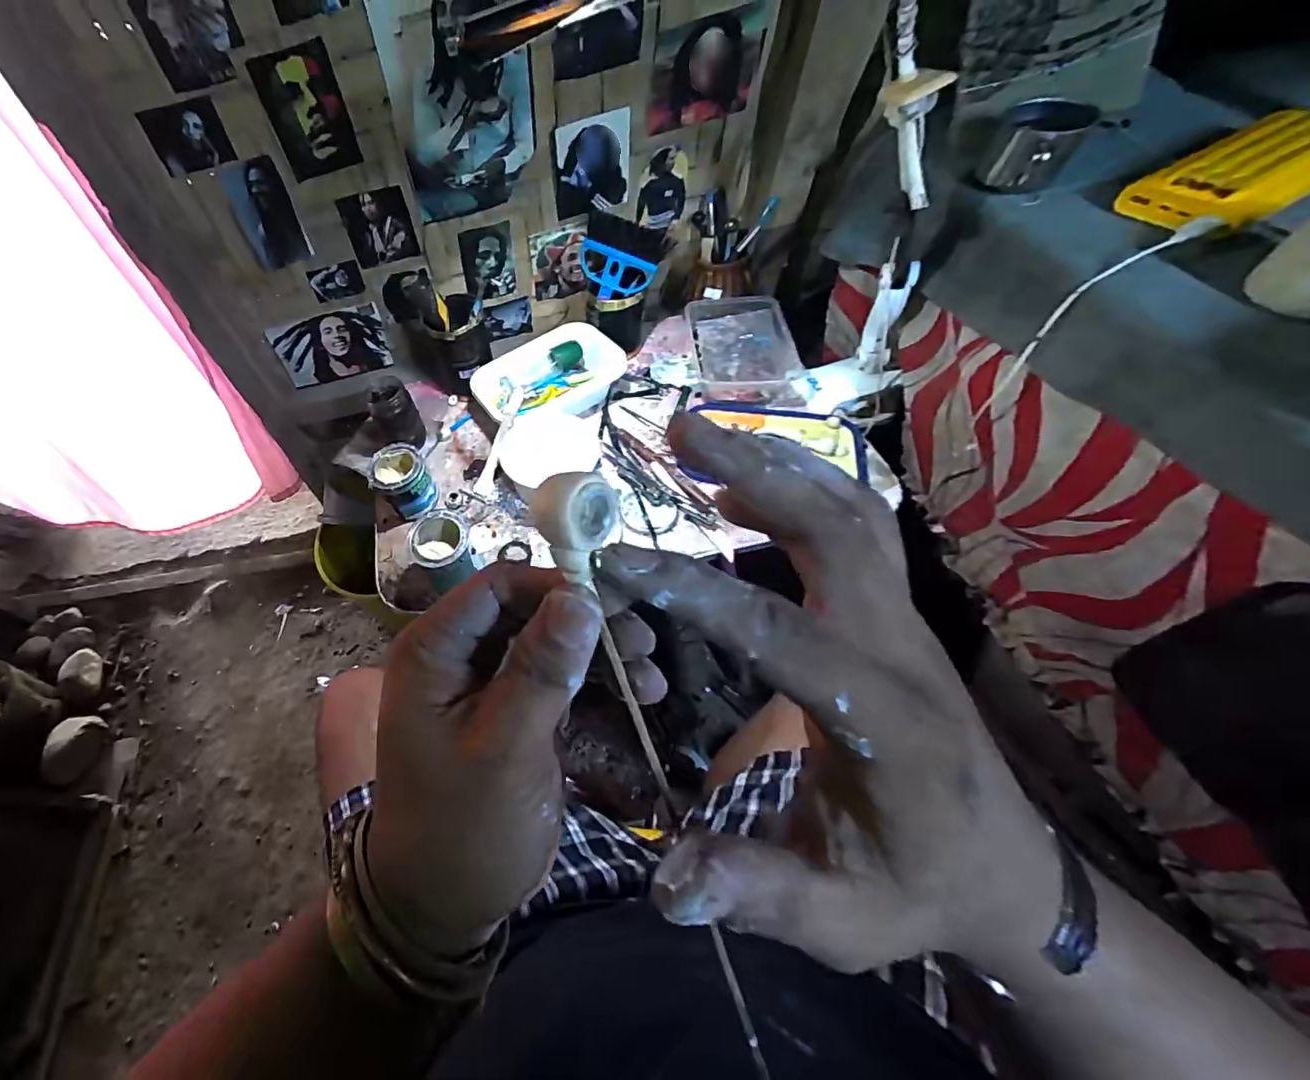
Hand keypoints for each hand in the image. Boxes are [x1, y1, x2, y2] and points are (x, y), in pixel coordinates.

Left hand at [364, 564, 664, 955]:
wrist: (442, 897)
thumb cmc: (463, 825)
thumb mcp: (505, 747)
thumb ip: (540, 670)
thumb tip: (580, 595)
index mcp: (432, 651)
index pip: (495, 586)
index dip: (553, 585)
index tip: (616, 605)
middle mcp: (453, 655)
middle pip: (524, 610)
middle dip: (584, 622)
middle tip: (644, 645)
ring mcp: (481, 683)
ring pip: (544, 642)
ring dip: (598, 653)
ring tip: (651, 679)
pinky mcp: (508, 711)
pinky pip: (551, 678)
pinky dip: (593, 683)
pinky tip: (638, 696)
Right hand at [597, 414, 1061, 972]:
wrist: (1006, 874)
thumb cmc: (911, 888)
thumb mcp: (837, 918)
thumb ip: (756, 892)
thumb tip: (669, 885)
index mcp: (885, 719)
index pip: (781, 633)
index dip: (694, 591)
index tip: (615, 561)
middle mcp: (901, 650)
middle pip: (841, 532)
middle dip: (755, 472)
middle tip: (677, 432)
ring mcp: (902, 624)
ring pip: (850, 514)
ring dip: (773, 463)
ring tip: (697, 432)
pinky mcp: (890, 616)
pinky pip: (850, 529)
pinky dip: (793, 489)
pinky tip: (736, 488)